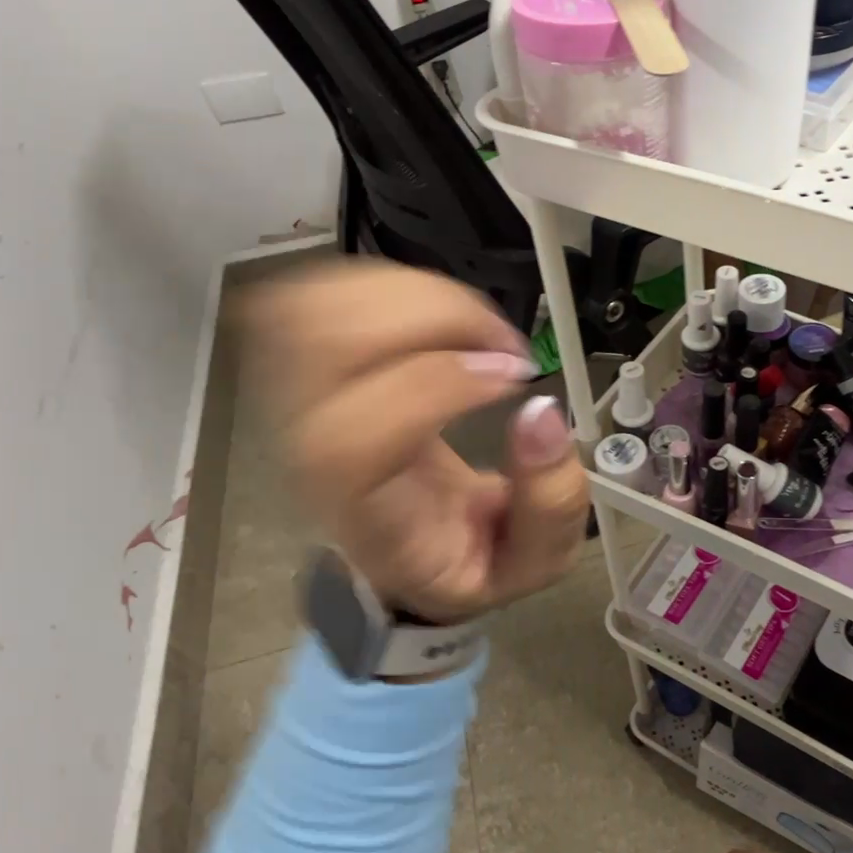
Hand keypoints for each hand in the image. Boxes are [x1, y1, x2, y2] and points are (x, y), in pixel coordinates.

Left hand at [243, 262, 590, 622]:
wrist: (415, 552)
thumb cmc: (470, 560)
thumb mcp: (533, 565)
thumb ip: (552, 505)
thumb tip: (543, 413)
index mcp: (365, 515)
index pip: (352, 439)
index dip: (435, 386)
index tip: (514, 377)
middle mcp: (312, 454)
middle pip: (322, 347)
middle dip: (431, 316)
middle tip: (502, 341)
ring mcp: (300, 403)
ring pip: (317, 308)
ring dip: (417, 295)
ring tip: (480, 328)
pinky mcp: (310, 365)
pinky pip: (324, 295)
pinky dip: (397, 287)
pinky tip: (448, 318)